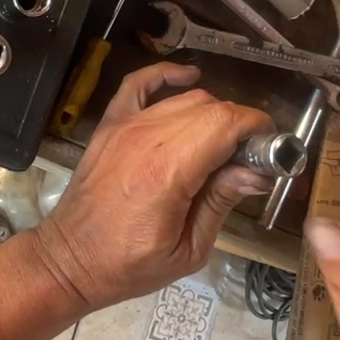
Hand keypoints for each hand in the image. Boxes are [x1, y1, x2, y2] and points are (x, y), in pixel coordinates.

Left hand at [31, 63, 273, 311]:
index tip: (269, 147)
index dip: (256, 128)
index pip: (225, 124)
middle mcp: (146, 138)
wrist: (70, 259)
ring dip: (212, 111)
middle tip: (249, 155)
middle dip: (239, 124)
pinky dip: (165, 74)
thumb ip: (221, 202)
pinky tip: (188, 77)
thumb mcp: (189, 250)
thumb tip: (257, 172)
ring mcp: (124, 126)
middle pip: (209, 108)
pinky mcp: (110, 125)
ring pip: (183, 98)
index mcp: (168, 172)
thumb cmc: (130, 264)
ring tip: (223, 141)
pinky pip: (138, 84)